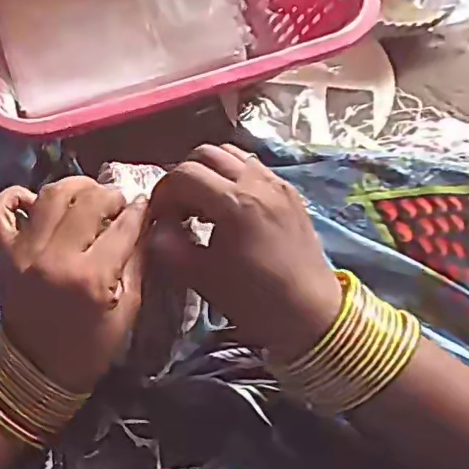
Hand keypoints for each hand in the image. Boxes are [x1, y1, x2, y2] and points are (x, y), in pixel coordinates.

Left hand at [0, 177, 146, 391]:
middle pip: (89, 200)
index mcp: (91, 277)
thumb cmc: (88, 347)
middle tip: (117, 205)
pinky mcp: (1, 252)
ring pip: (50, 194)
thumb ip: (137, 264)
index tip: (145, 205)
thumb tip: (145, 223)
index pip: (124, 225)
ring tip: (86, 197)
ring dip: (74, 187)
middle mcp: (55, 257)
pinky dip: (16, 196)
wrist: (34, 370)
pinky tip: (35, 202)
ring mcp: (23, 251)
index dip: (140, 210)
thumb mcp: (126, 311)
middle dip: (111, 195)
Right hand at [147, 144, 342, 359]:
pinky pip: (252, 167)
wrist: (311, 314)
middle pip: (204, 155)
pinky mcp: (289, 192)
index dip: (162, 193)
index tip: (159, 217)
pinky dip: (231, 176)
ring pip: (230, 155)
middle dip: (182, 176)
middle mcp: (257, 183)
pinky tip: (227, 207)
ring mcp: (277, 184)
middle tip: (177, 207)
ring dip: (207, 172)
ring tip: (201, 203)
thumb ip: (170, 246)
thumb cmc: (255, 299)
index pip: (183, 175)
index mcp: (234, 203)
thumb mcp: (202, 277)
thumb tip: (156, 226)